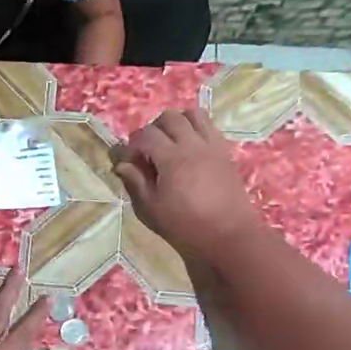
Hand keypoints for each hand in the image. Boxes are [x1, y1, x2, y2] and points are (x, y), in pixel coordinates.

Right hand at [113, 107, 259, 260]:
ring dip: (177, 123)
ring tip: (170, 143)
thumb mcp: (152, 208)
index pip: (147, 135)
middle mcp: (193, 145)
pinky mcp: (225, 151)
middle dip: (153, 129)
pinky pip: (210, 126)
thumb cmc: (185, 225)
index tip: (129, 161)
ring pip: (193, 114)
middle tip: (148, 150)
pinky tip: (189, 149)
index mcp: (172, 159)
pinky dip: (195, 129)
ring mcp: (212, 145)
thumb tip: (122, 165)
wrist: (228, 234)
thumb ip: (136, 182)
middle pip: (169, 117)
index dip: (133, 144)